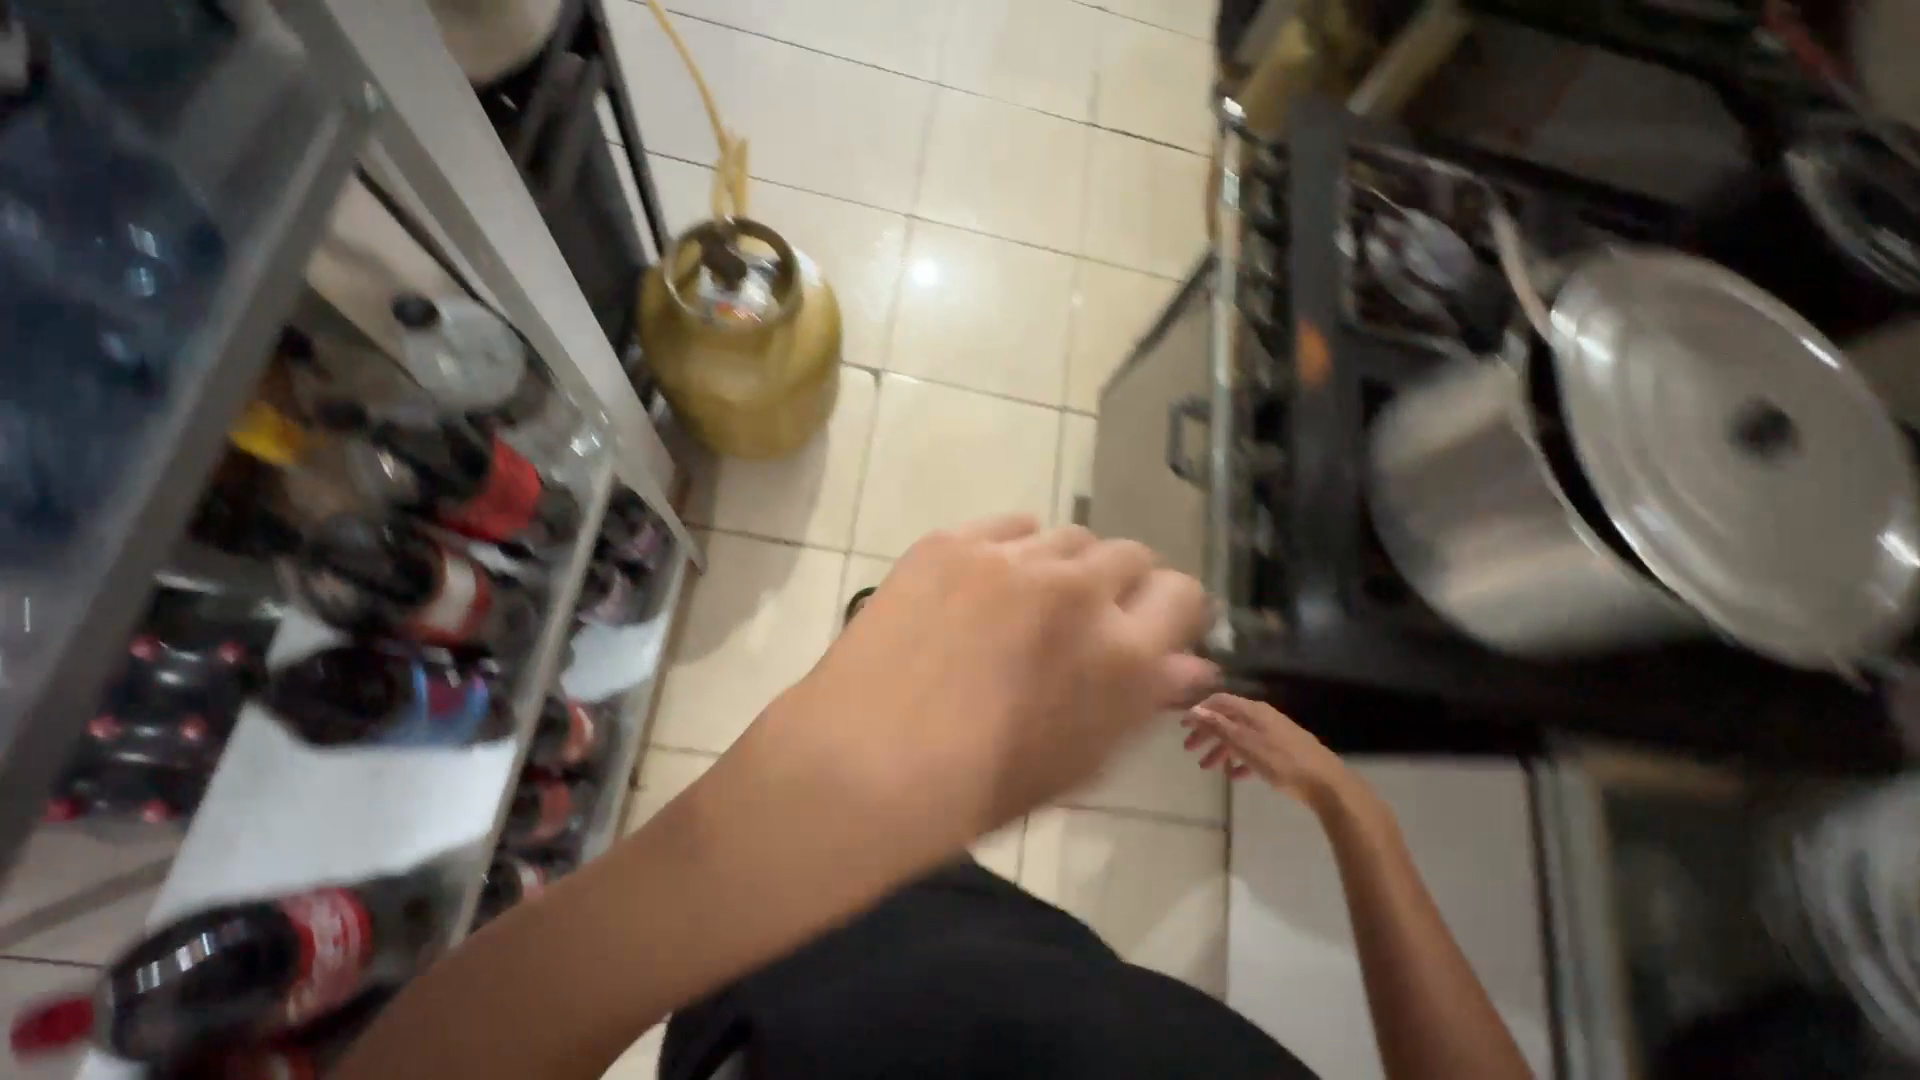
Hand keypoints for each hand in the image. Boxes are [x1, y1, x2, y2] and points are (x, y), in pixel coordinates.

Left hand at [760, 514, 1216, 846]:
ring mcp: (1008, 557)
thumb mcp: (1079, 760)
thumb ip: (1141, 701)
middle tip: (1082, 622)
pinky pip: (1009, 525)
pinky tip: (987, 586)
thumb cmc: (979, 789)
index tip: (1150, 629)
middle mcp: (1076, 588)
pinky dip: (1013, 549)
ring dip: (1065, 567)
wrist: (862, 767)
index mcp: (1121, 652)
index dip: (1170, 612)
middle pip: (1128, 555)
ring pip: (1068, 536)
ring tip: (1027, 606)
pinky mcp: (950, 542)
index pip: (1182, 594)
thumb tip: (1191, 664)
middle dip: (1119, 587)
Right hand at [1182, 693, 1351, 810]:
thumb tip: (1193, 709)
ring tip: (1208, 768)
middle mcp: (1262, 717)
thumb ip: (1218, 726)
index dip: (1198, 711)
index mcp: (1252, 711)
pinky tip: (1234, 776)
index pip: (1219, 701)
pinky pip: (1254, 752)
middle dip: (1206, 733)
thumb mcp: (1244, 743)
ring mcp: (1274, 734)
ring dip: (1221, 750)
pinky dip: (1240, 760)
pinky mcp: (1283, 752)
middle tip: (1189, 750)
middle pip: (1227, 720)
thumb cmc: (1280, 761)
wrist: (1325, 782)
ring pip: (1240, 737)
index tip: (1182, 726)